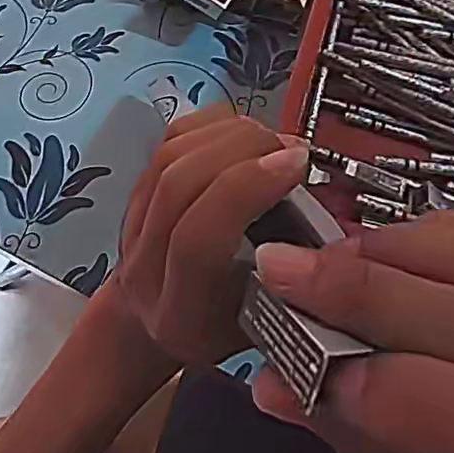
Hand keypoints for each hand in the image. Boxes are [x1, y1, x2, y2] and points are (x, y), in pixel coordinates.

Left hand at [104, 102, 309, 367]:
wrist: (151, 324)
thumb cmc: (214, 328)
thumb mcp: (261, 324)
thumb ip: (289, 279)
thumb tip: (320, 213)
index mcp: (181, 310)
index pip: (198, 238)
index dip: (246, 188)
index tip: (294, 165)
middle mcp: (146, 264)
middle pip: (180, 184)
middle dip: (241, 150)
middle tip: (289, 148)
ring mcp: (133, 223)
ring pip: (171, 157)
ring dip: (227, 134)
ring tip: (270, 138)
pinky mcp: (135, 190)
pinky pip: (167, 142)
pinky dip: (207, 125)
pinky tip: (239, 129)